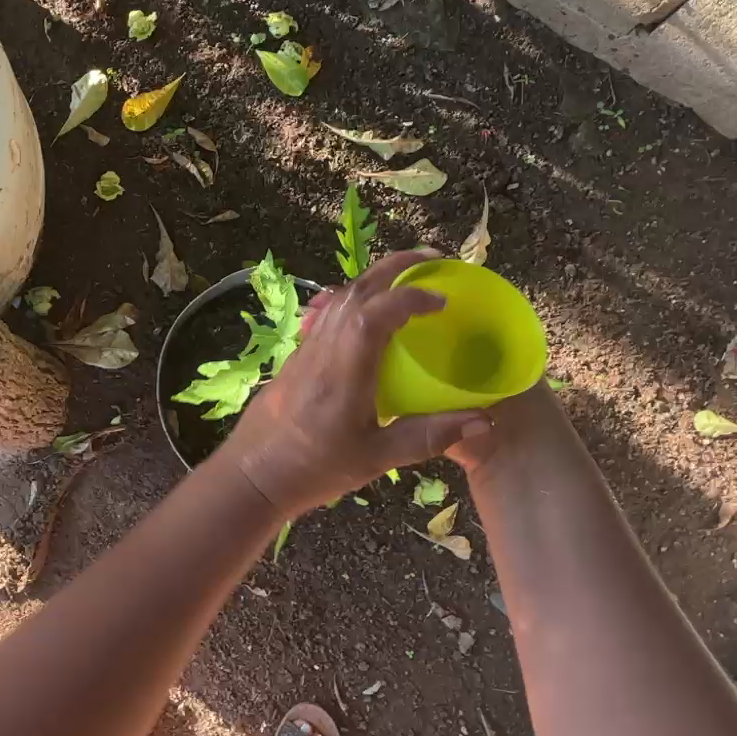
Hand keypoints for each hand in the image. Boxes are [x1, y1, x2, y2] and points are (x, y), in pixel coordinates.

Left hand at [213, 250, 493, 516]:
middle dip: (394, 268)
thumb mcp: (376, 459)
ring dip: (373, 280)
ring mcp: (304, 351)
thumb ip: (428, 436)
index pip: (373, 316)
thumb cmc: (313, 470)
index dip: (408, 298)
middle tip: (433, 260)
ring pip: (337, 300)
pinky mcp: (296, 357)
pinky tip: (368, 308)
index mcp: (343, 374)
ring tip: (408, 278)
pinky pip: (326, 314)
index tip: (441, 299)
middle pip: (354, 293)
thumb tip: (484, 418)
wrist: (251, 475)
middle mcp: (321, 352)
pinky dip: (353, 299)